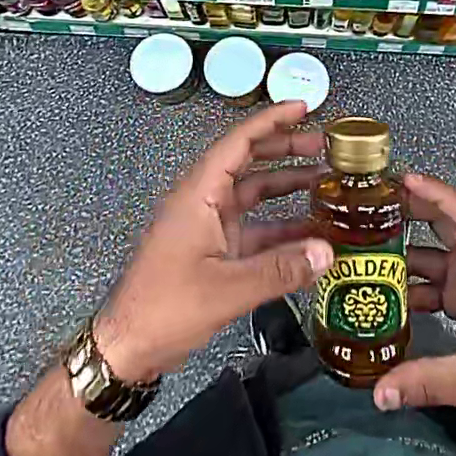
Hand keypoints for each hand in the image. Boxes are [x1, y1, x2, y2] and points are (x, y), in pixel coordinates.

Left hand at [92, 101, 333, 381]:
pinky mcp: (215, 249)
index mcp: (199, 196)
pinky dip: (282, 224)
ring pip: (254, 192)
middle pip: (249, 161)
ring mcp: (209, 225)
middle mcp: (204, 202)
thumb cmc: (164, 309)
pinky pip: (255, 226)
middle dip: (286, 148)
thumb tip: (326, 253)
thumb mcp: (227, 289)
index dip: (272, 121)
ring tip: (324, 179)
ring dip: (287, 183)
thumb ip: (280, 270)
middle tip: (323, 144)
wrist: (129, 347)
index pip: (238, 143)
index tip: (302, 107)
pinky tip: (311, 232)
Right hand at [371, 173, 455, 442]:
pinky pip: (435, 285)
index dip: (436, 195)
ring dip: (406, 252)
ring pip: (437, 257)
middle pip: (448, 227)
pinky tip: (383, 295)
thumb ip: (426, 382)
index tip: (405, 181)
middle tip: (373, 203)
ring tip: (364, 248)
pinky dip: (412, 285)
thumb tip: (379, 391)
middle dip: (414, 210)